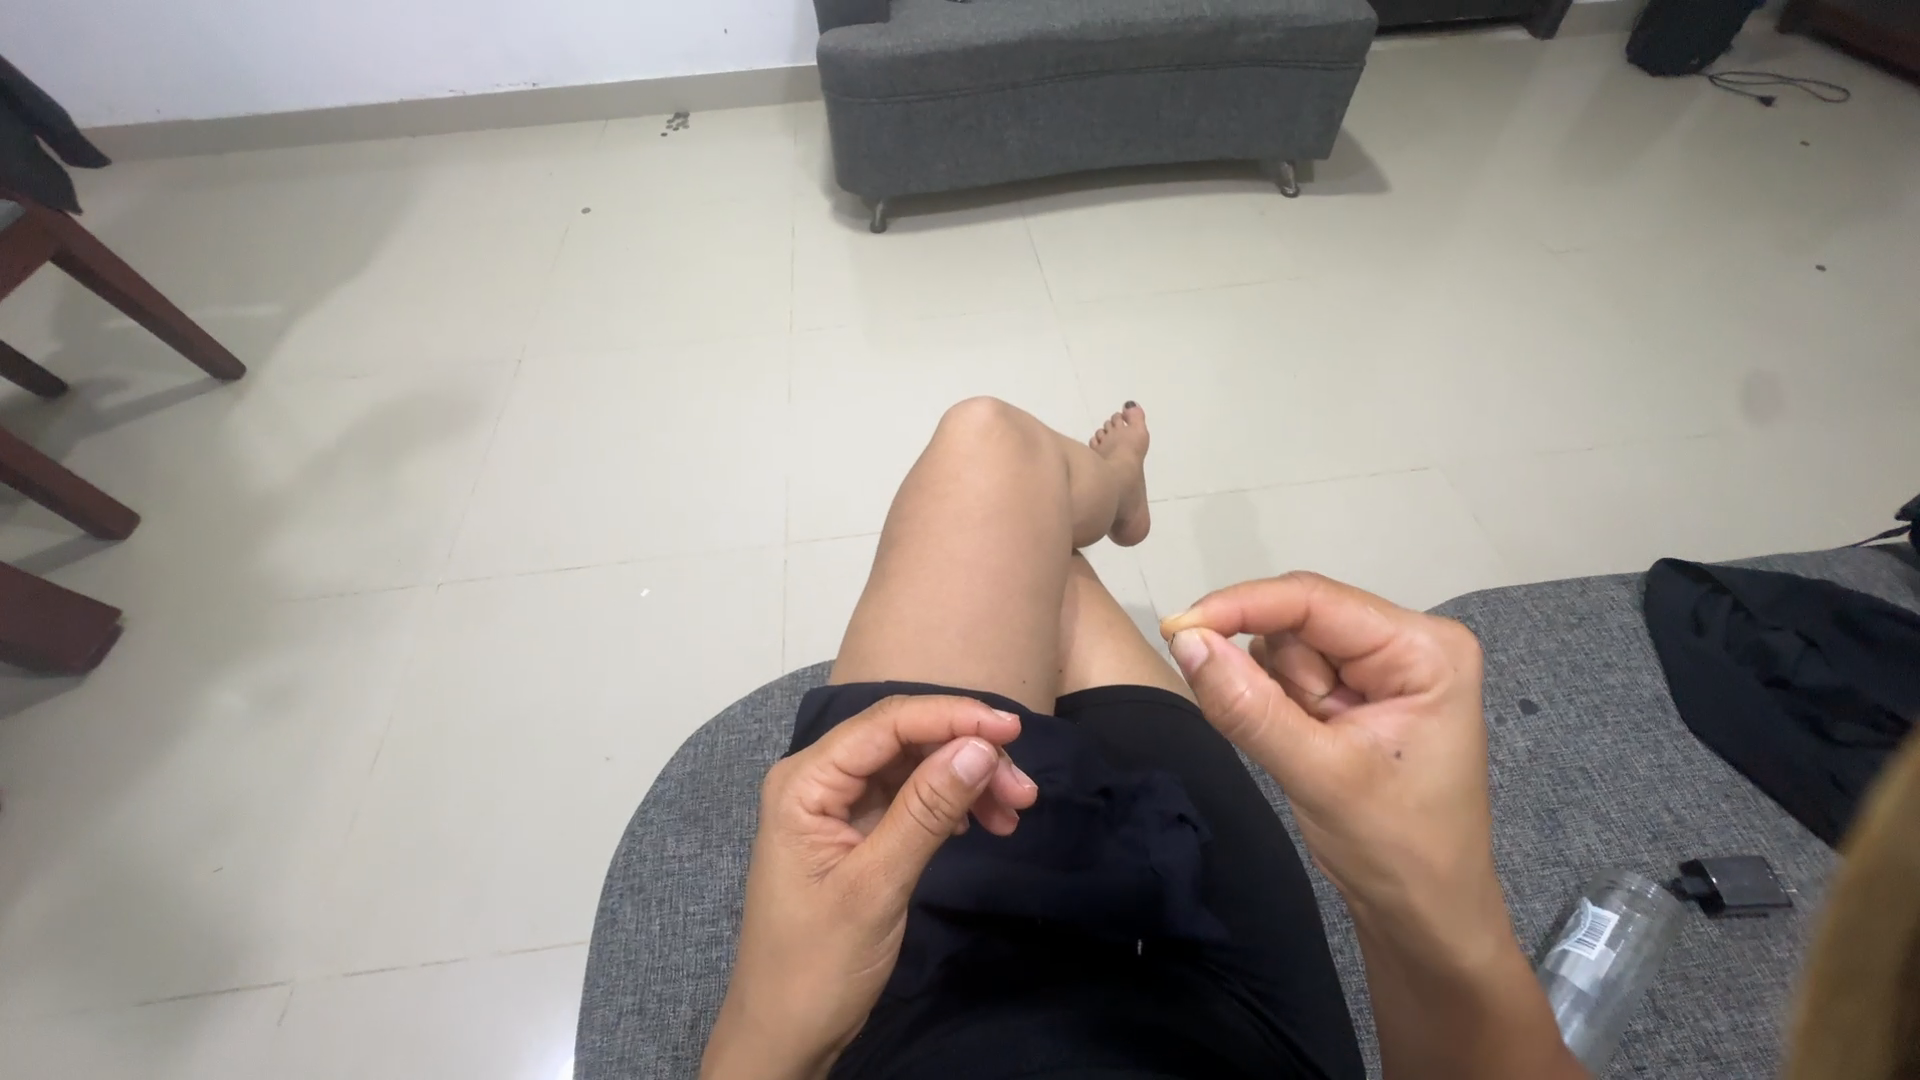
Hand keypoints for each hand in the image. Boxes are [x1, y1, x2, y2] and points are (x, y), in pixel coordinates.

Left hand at [701, 695, 1038, 1079]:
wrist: (785, 1037)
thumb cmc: (817, 966)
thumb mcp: (876, 887)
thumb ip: (927, 810)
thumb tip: (982, 747)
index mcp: (806, 780)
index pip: (886, 723)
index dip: (952, 716)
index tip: (1012, 730)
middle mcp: (821, 777)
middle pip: (905, 739)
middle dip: (966, 753)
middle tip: (1023, 791)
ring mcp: (840, 802)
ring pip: (915, 765)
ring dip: (966, 780)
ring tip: (1013, 812)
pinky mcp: (858, 826)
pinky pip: (912, 796)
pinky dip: (952, 804)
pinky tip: (981, 823)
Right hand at [1160, 572, 1503, 947]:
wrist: (1423, 915)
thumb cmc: (1394, 849)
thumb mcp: (1319, 775)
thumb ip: (1248, 706)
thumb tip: (1184, 639)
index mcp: (1422, 648)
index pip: (1313, 600)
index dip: (1240, 607)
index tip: (1177, 628)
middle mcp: (1402, 641)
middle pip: (1294, 620)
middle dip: (1271, 675)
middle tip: (1288, 734)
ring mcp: (1377, 665)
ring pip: (1281, 646)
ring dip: (1270, 694)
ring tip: (1307, 749)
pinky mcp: (1352, 689)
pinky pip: (1282, 672)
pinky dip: (1270, 703)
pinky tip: (1300, 743)